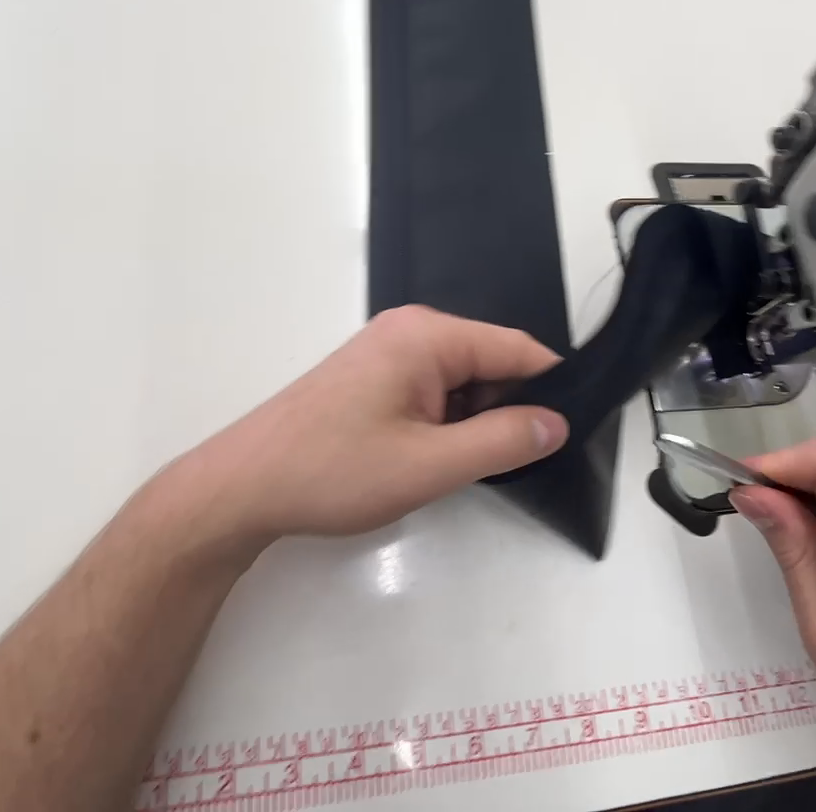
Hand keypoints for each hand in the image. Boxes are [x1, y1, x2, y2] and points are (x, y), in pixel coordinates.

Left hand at [170, 305, 568, 547]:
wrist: (244, 486)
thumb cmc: (336, 470)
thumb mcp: (430, 464)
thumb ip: (502, 441)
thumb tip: (558, 423)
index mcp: (428, 335)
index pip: (517, 349)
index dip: (551, 389)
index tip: (571, 433)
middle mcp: (410, 330)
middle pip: (489, 363)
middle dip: (507, 410)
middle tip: (511, 465)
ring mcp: (386, 352)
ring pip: (460, 381)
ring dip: (471, 421)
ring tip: (460, 468)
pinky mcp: (371, 377)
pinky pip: (430, 390)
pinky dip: (443, 422)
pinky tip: (429, 459)